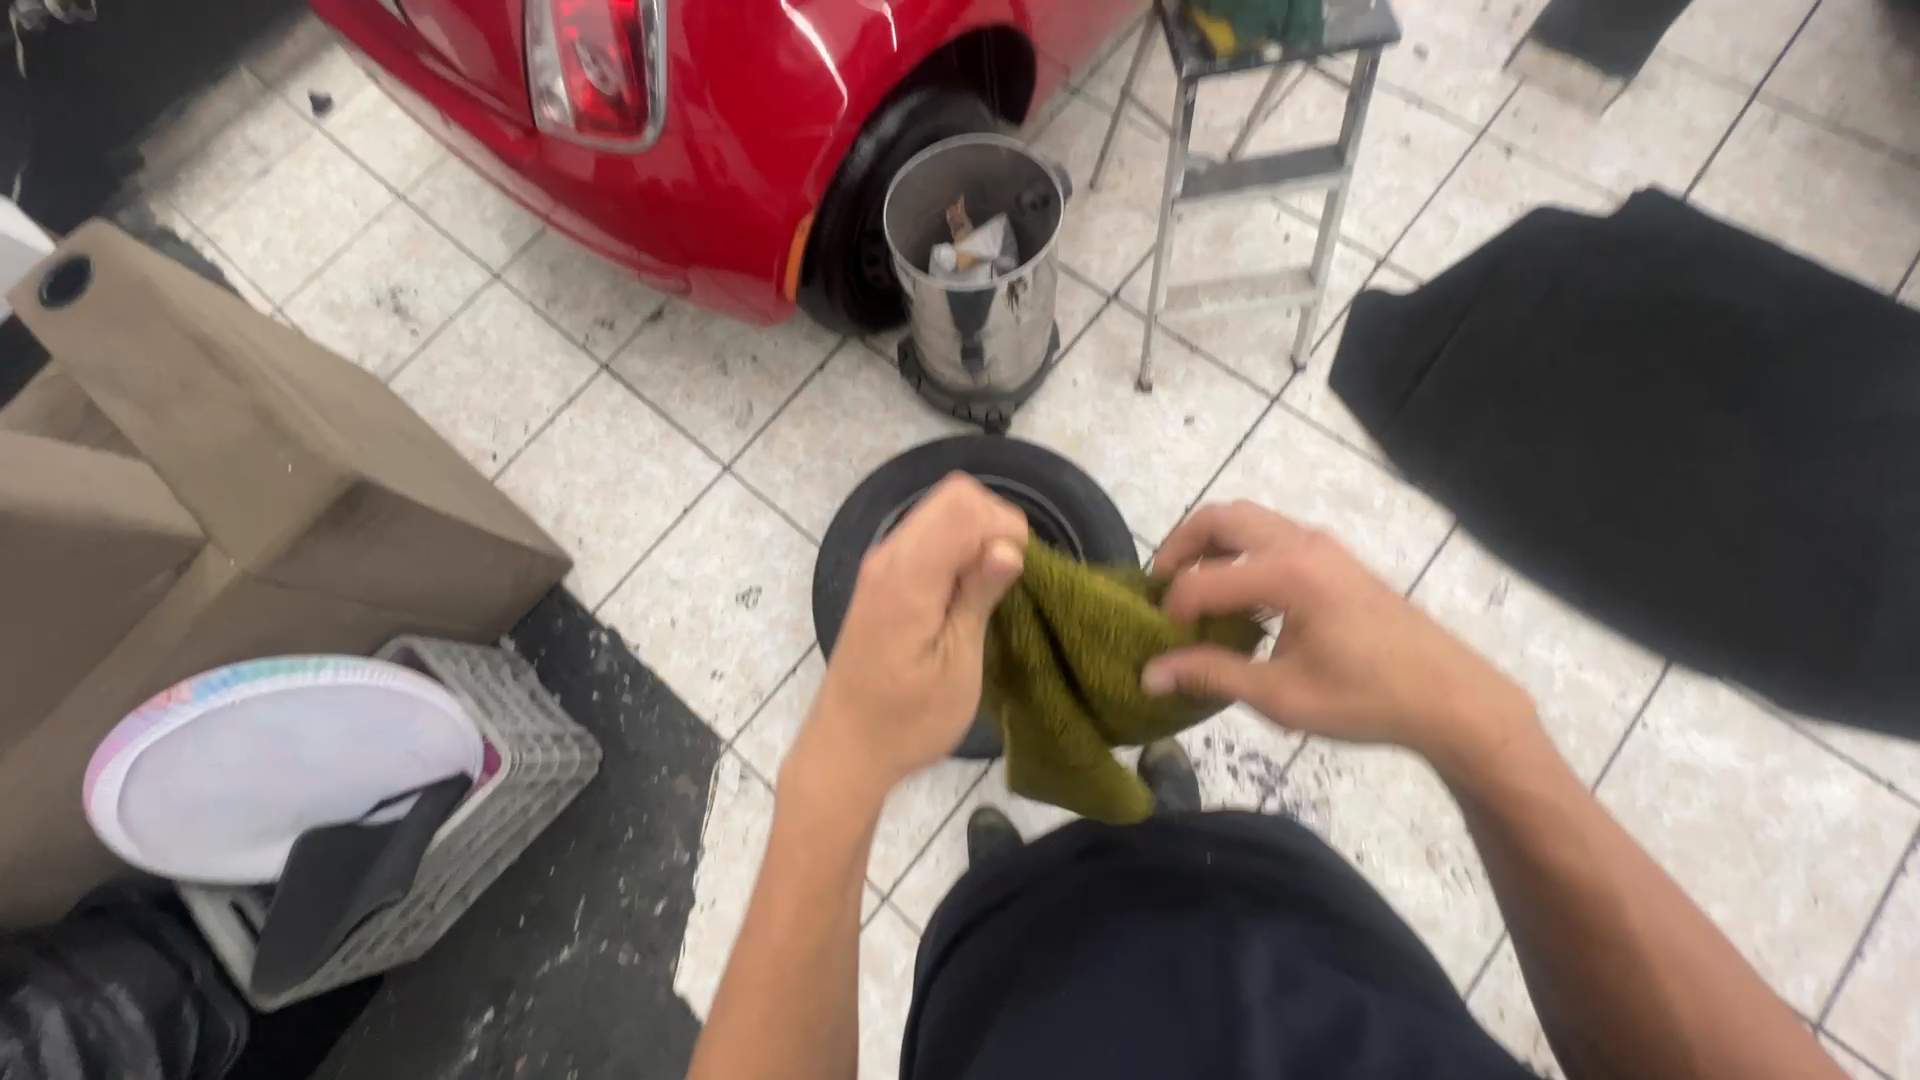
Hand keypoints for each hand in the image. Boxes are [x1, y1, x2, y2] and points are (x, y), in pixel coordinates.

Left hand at [794, 474, 1027, 801]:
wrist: (847, 748)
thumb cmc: (908, 721)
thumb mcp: (957, 666)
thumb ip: (978, 597)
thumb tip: (1009, 546)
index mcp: (906, 578)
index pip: (964, 508)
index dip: (1005, 529)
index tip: (1019, 577)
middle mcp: (888, 557)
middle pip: (954, 496)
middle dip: (995, 525)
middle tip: (1009, 580)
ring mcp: (882, 564)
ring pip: (942, 511)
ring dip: (978, 536)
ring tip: (990, 590)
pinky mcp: (884, 577)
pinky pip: (929, 535)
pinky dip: (959, 548)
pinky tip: (967, 592)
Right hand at [1143, 501, 1541, 777]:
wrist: (1454, 700)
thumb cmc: (1367, 700)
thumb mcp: (1281, 695)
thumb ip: (1210, 674)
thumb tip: (1147, 675)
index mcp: (1289, 574)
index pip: (1202, 580)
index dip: (1171, 611)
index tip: (1164, 645)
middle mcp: (1301, 544)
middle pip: (1219, 518)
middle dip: (1179, 547)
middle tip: (1160, 587)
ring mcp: (1321, 546)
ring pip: (1246, 519)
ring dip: (1209, 545)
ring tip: (1192, 589)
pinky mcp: (1334, 558)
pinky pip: (1269, 535)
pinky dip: (1237, 552)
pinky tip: (1238, 598)